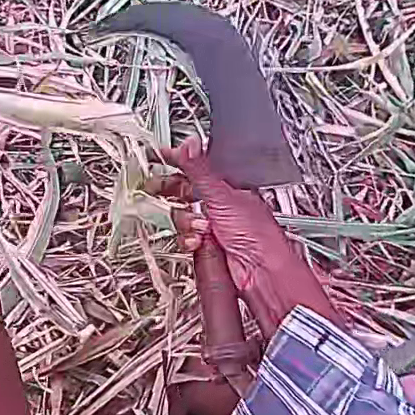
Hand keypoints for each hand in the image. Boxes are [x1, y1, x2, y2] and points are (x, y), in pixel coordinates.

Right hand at [158, 138, 338, 332]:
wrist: (260, 270)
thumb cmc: (257, 234)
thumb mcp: (222, 196)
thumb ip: (201, 170)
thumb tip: (189, 144)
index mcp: (228, 185)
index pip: (197, 165)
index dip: (176, 159)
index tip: (157, 155)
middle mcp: (219, 202)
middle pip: (184, 189)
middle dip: (169, 190)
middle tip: (154, 187)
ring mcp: (211, 223)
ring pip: (182, 214)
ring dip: (185, 220)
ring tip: (199, 225)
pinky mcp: (205, 243)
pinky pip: (184, 236)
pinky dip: (187, 238)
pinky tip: (198, 240)